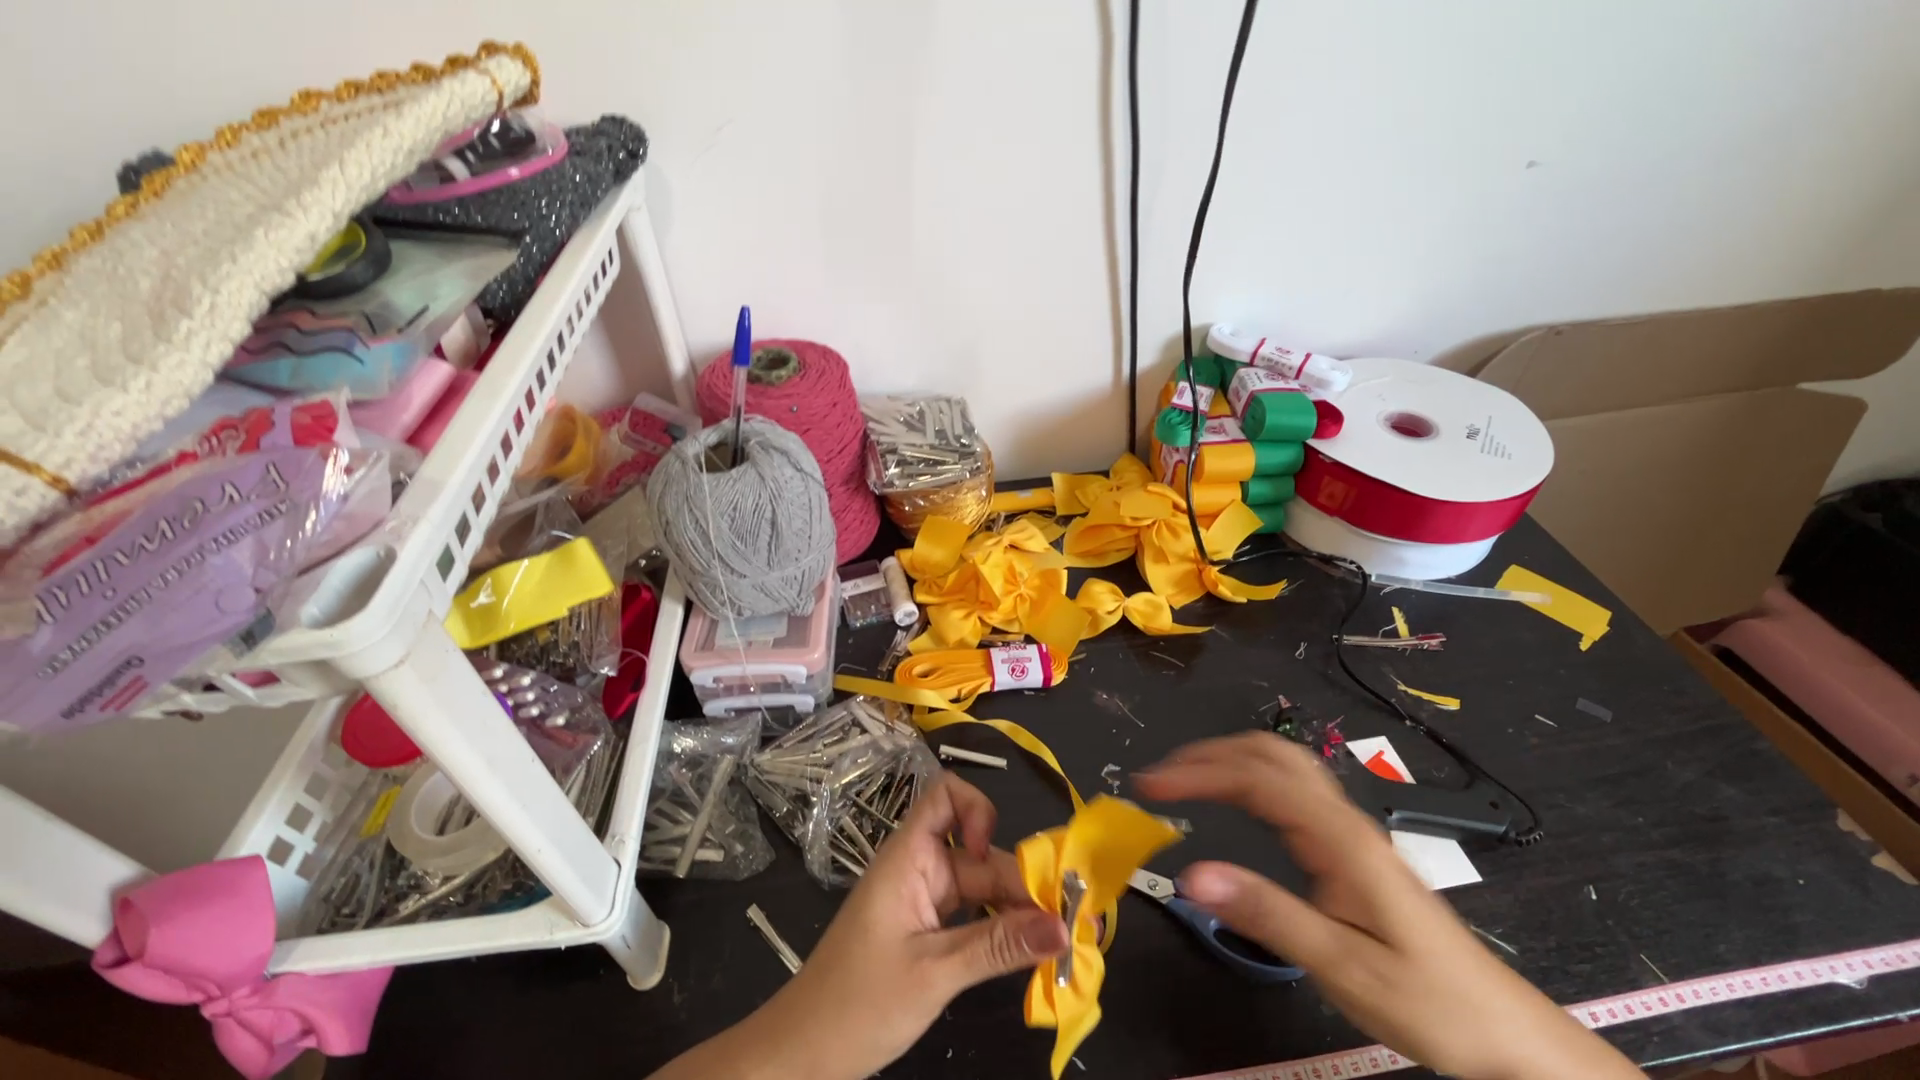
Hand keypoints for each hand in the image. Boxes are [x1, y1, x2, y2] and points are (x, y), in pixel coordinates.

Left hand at [651, 773, 1067, 1079]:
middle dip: (1024, 882)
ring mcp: (923, 901)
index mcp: (908, 858)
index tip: (997, 855)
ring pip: (984, 887)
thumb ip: (999, 945)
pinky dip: (1002, 930)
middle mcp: (919, 869)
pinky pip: (975, 915)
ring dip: (1020, 911)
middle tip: (1073, 923)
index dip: (978, 810)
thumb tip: (1064, 926)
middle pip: (982, 854)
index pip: (946, 797)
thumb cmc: (857, 1003)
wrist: (802, 1053)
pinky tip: (1031, 954)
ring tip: (1063, 942)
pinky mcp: (927, 931)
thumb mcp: (935, 973)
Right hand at [1135, 733, 1643, 1079]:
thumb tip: (1193, 874)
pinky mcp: (1354, 852)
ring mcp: (1353, 833)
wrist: (1504, 1031)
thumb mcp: (1344, 966)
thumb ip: (1268, 915)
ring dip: (1230, 760)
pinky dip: (1251, 780)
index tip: (1149, 786)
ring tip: (1184, 781)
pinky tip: (1234, 802)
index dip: (1199, 773)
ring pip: (1287, 766)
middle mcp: (1346, 823)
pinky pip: (1295, 792)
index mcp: (1342, 840)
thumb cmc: (1429, 1002)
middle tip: (1160, 776)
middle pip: (1274, 754)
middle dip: (1211, 753)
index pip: (1259, 780)